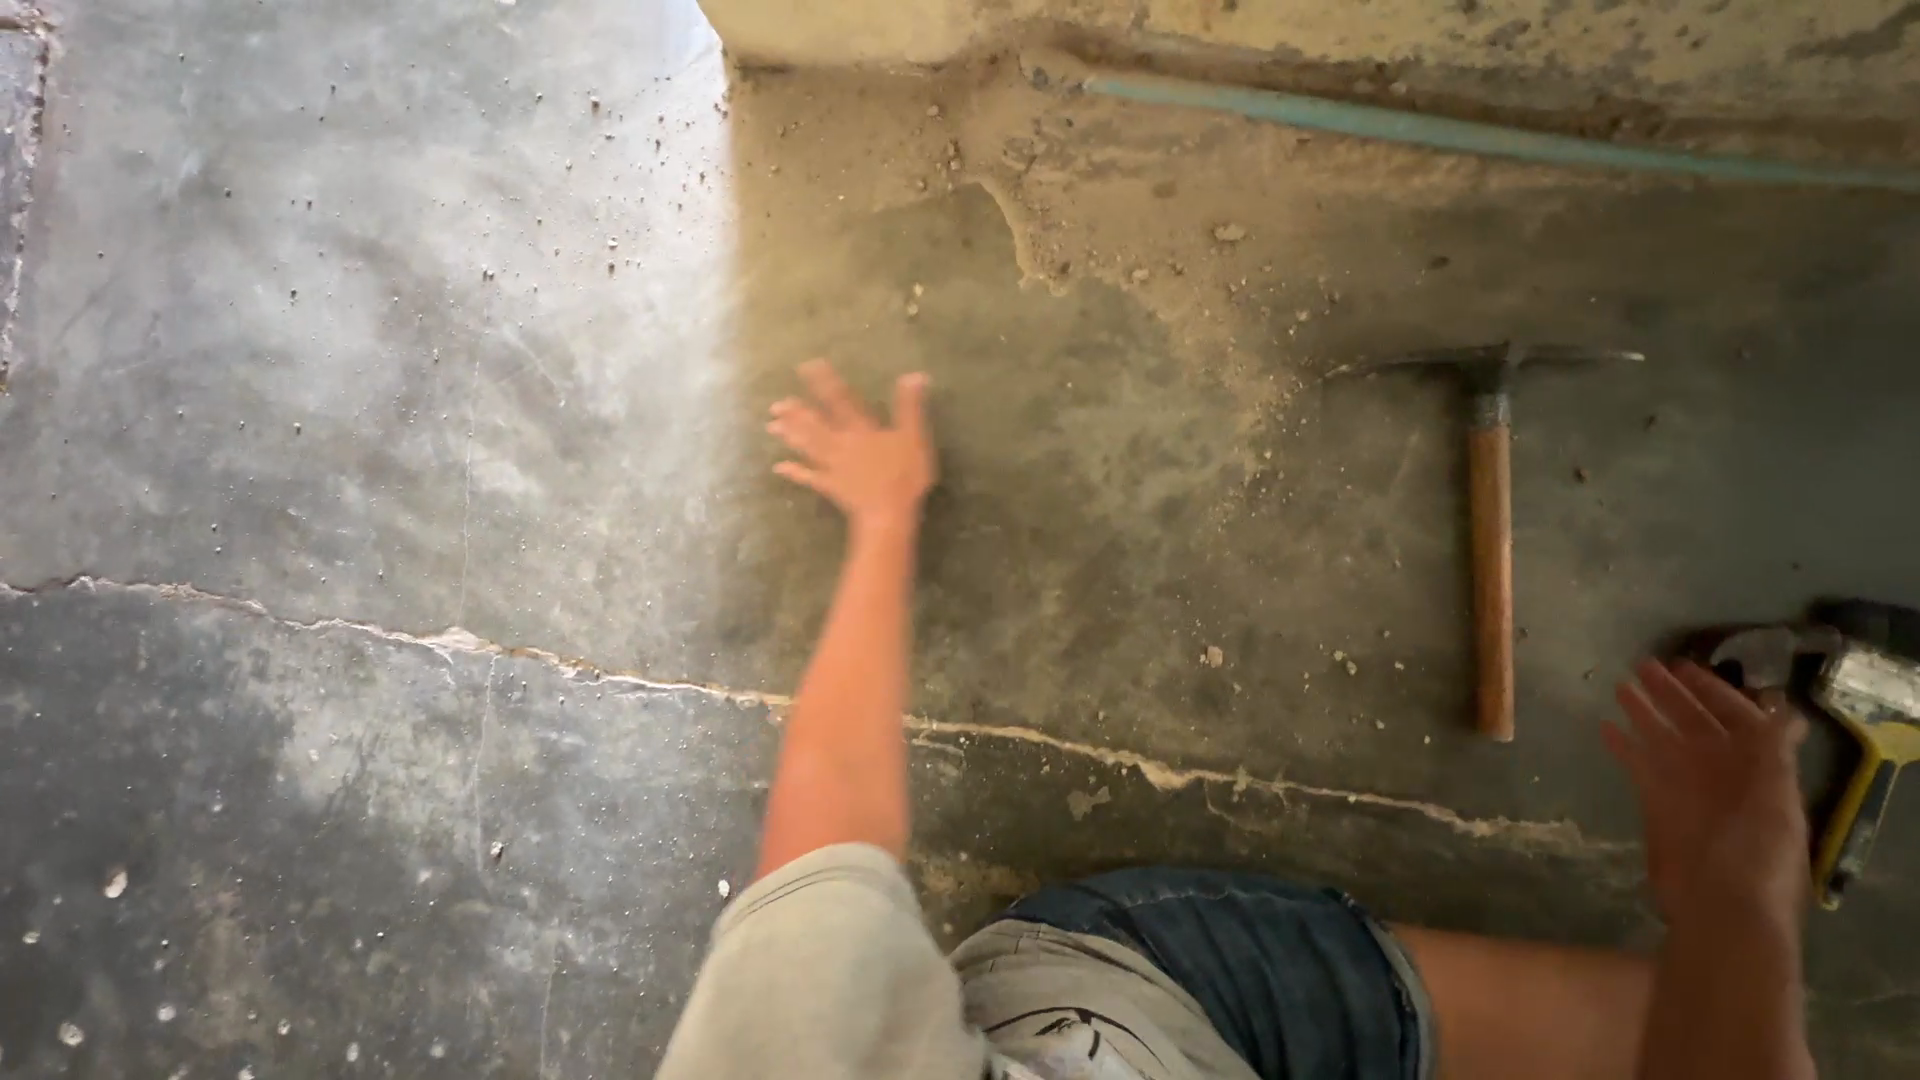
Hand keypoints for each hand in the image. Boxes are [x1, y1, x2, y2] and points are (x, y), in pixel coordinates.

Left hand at [767, 360, 935, 531]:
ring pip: (808, 447)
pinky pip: (809, 477)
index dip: (825, 382)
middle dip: (797, 412)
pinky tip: (779, 467)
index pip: (841, 400)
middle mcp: (841, 443)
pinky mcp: (830, 486)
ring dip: (790, 436)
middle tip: (777, 404)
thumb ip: (910, 407)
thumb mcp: (914, 437)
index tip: (808, 367)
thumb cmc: (904, 475)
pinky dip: (794, 472)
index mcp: (861, 429)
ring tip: (772, 425)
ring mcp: (832, 466)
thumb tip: (914, 375)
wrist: (888, 513)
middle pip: (816, 425)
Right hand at [1607, 660, 1810, 921]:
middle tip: (1643, 665)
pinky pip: (1638, 765)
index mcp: (1758, 774)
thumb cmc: (1752, 860)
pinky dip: (1623, 745)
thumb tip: (1782, 713)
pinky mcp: (1656, 802)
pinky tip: (1605, 727)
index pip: (1739, 723)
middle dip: (1673, 695)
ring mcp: (1687, 788)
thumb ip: (1771, 761)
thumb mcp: (1772, 808)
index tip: (1685, 669)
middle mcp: (1723, 775)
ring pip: (1664, 739)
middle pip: (1697, 725)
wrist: (1718, 909)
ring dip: (1645, 712)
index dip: (1716, 694)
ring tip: (1620, 685)